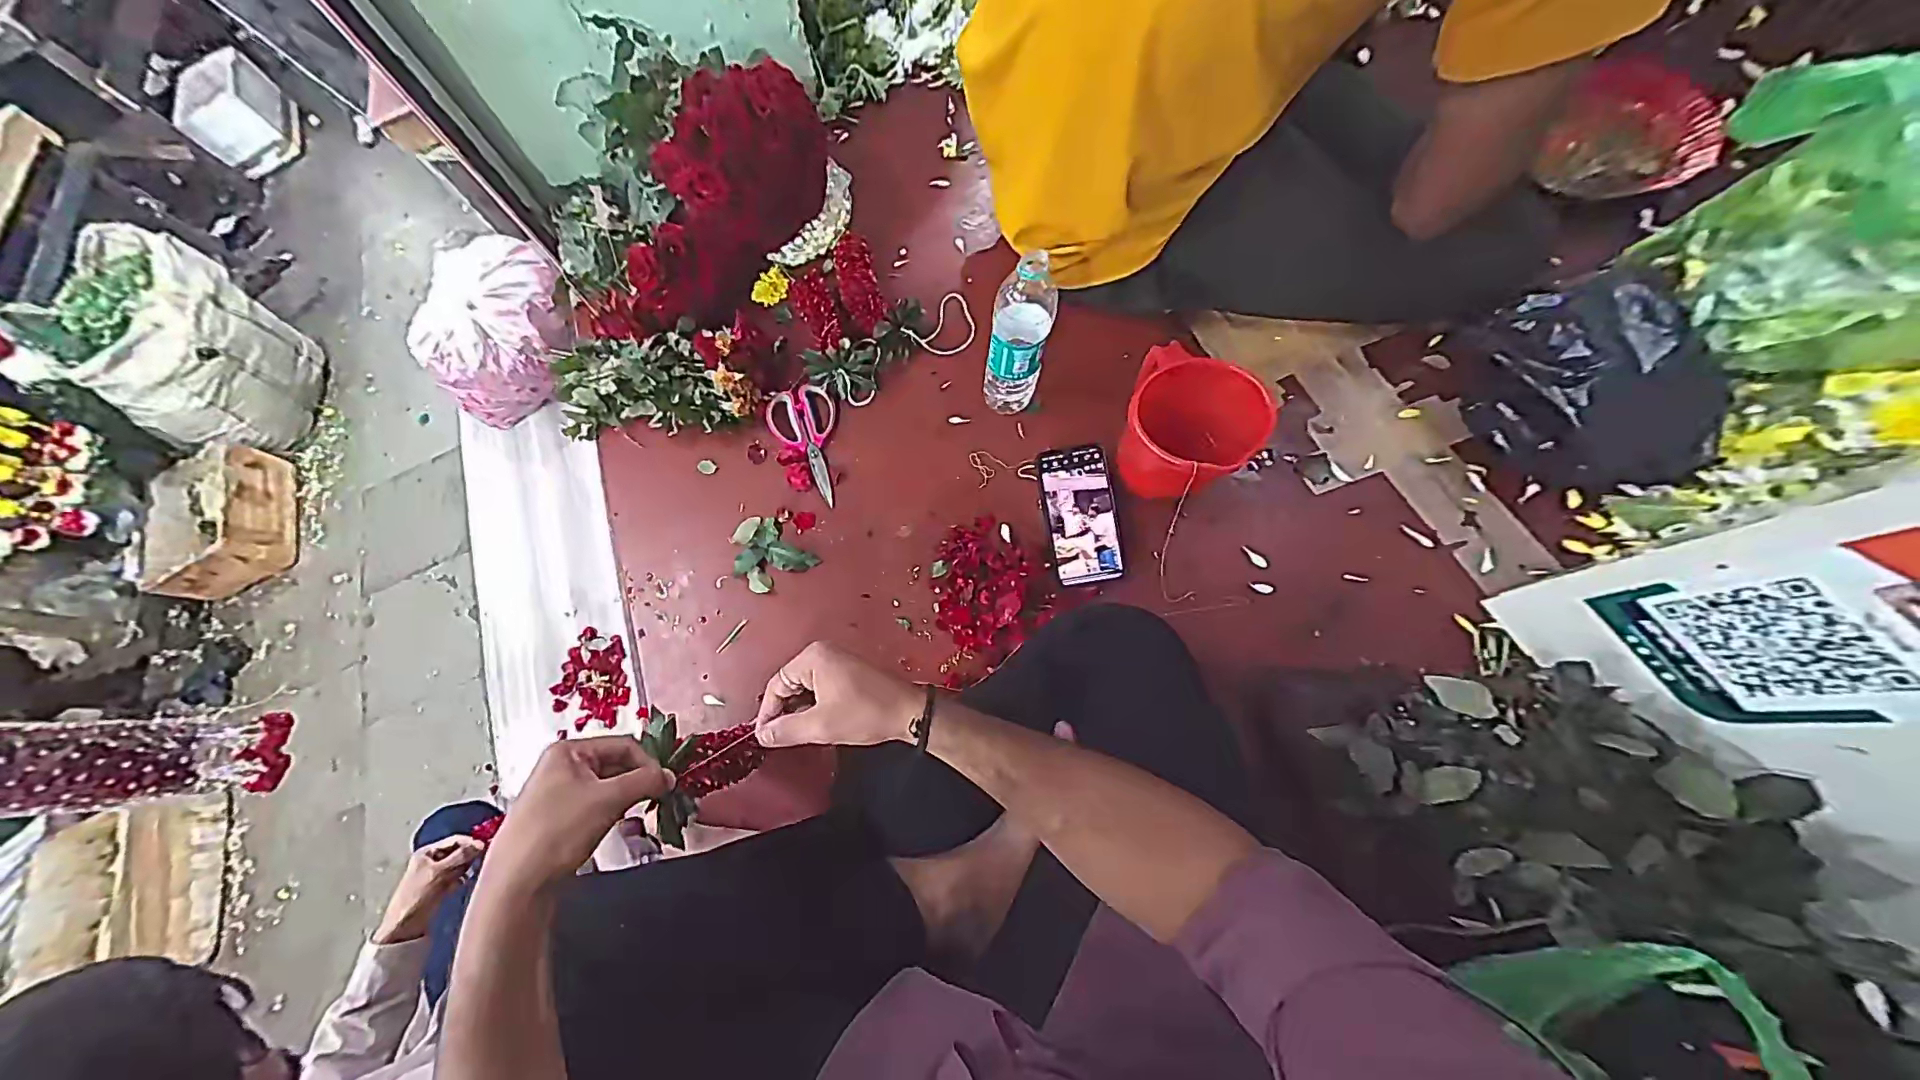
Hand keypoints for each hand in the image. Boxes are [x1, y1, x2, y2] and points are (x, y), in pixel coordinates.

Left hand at [372, 834, 484, 943]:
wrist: (404, 925)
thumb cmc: (419, 895)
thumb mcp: (441, 872)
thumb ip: (461, 856)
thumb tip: (481, 843)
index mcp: (427, 852)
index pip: (455, 840)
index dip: (470, 843)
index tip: (484, 849)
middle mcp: (431, 859)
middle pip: (458, 851)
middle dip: (467, 857)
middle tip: (475, 864)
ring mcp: (435, 872)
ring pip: (459, 864)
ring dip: (465, 869)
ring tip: (465, 877)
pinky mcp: (440, 885)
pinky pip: (457, 876)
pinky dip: (461, 878)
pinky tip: (460, 885)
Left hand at [484, 737, 672, 891]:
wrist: (516, 884)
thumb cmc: (556, 832)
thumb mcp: (609, 799)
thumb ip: (646, 781)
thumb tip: (668, 776)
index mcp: (568, 752)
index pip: (624, 745)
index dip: (648, 763)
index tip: (664, 783)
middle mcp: (561, 767)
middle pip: (616, 764)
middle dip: (637, 781)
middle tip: (656, 798)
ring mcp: (558, 792)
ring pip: (608, 786)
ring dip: (626, 797)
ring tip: (634, 813)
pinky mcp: (558, 816)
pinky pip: (596, 804)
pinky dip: (611, 811)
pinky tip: (613, 825)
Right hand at [753, 642, 924, 747]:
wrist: (909, 711)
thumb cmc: (865, 713)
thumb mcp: (820, 726)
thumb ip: (786, 730)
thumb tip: (762, 735)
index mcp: (814, 657)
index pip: (776, 684)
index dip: (767, 712)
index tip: (764, 736)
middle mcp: (824, 652)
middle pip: (789, 684)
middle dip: (784, 711)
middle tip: (779, 737)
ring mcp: (838, 660)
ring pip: (805, 687)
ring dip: (800, 710)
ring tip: (798, 733)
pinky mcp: (848, 671)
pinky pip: (820, 686)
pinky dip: (814, 704)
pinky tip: (817, 723)